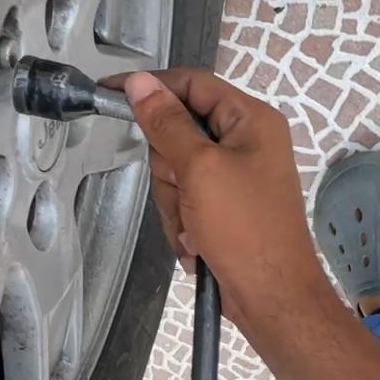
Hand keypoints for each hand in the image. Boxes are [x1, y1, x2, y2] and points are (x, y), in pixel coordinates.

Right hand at [120, 69, 332, 334]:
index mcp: (251, 120)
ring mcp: (233, 178)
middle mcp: (245, 143)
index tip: (109, 94)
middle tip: (187, 194)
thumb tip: (139, 82)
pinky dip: (184, 225)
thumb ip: (166, 124)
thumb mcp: (200, 170)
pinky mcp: (223, 208)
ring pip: (175, 174)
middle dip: (170, 172)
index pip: (192, 84)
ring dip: (176, 207)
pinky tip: (198, 245)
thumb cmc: (244, 229)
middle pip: (176, 134)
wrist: (270, 297)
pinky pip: (185, 202)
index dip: (151, 87)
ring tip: (196, 231)